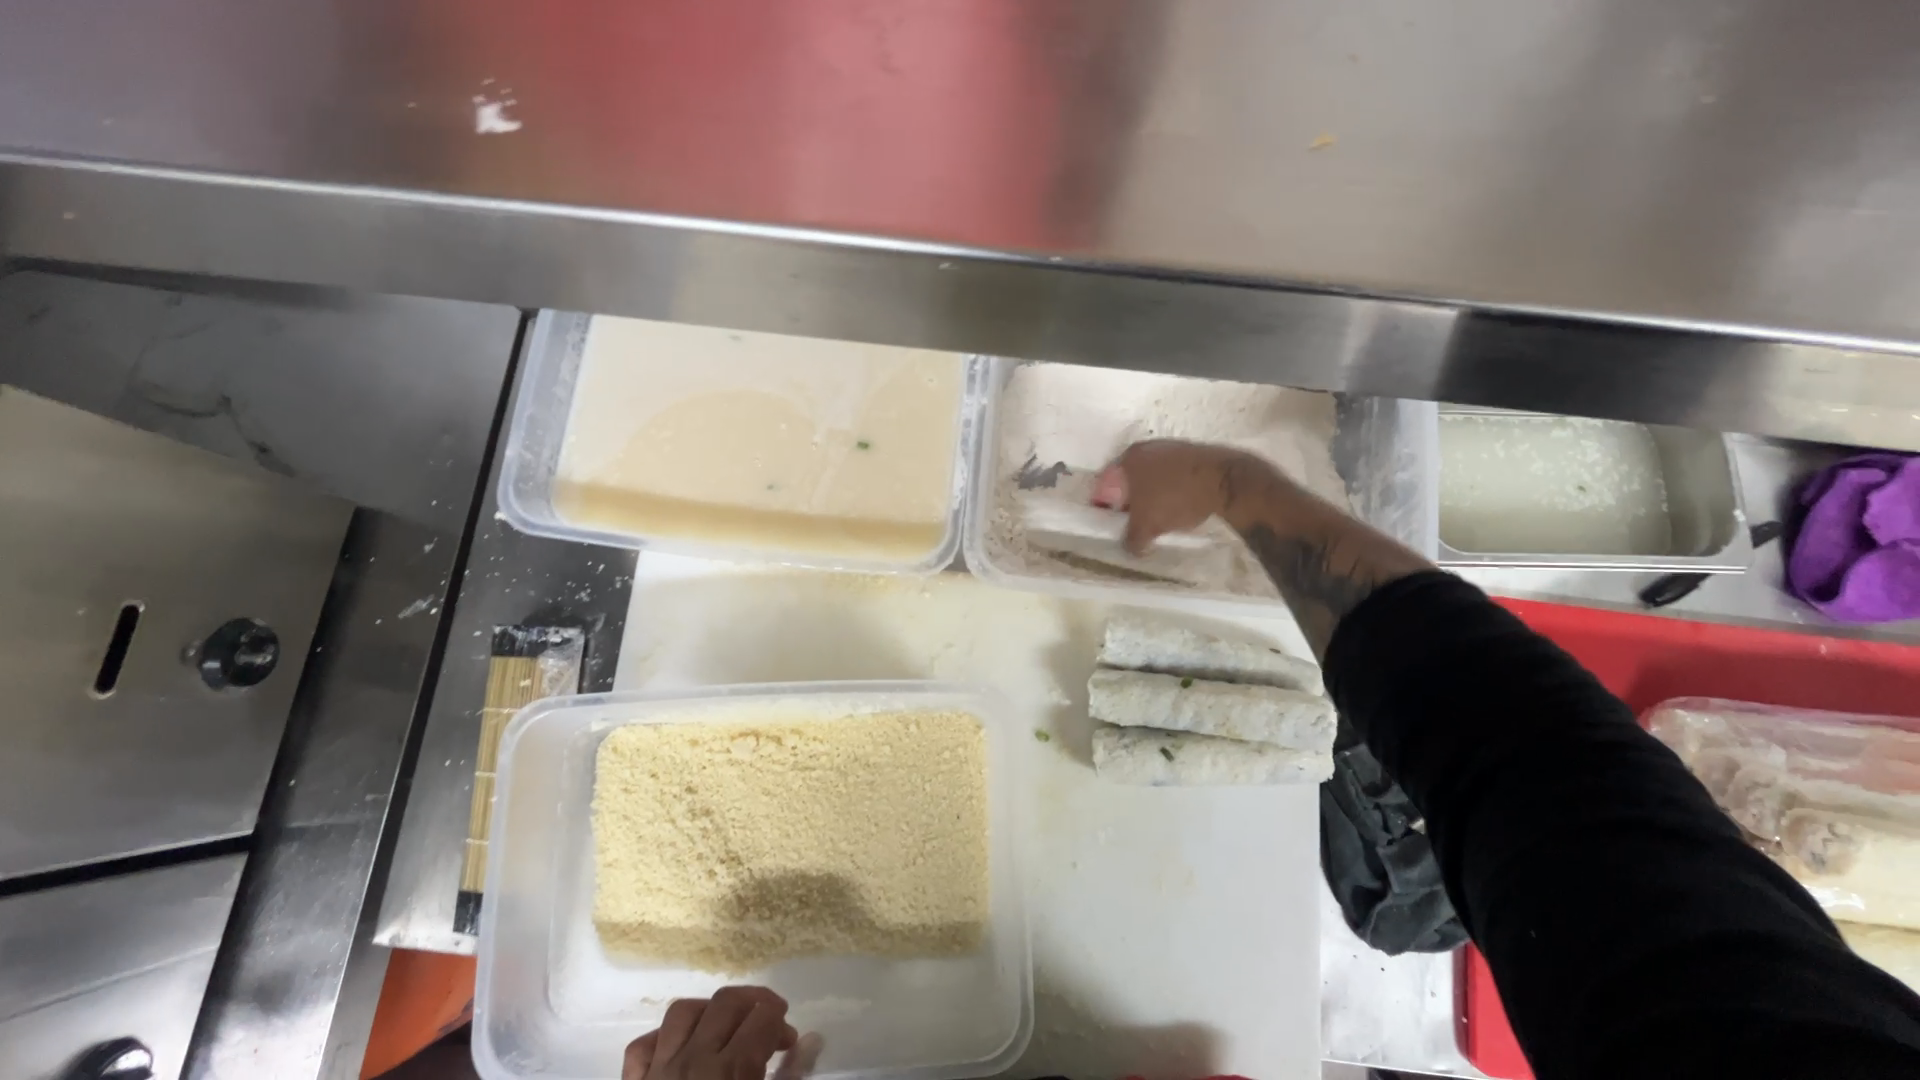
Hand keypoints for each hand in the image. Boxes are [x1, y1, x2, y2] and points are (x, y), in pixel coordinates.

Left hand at [623, 986, 800, 1079]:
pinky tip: (679, 1051)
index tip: (789, 1041)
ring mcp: (658, 1072)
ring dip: (709, 1013)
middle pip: (726, 1002)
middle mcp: (694, 1061)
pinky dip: (662, 1041)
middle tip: (767, 1026)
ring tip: (725, 1030)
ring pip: (682, 1012)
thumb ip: (791, 1076)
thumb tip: (812, 1041)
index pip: (763, 1016)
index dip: (781, 1021)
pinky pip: (642, 1048)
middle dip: (753, 1004)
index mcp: (732, 1070)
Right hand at [1092, 439, 1287, 554]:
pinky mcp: (1190, 454)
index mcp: (1126, 460)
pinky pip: (1170, 476)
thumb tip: (1130, 547)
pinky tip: (1177, 507)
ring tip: (1156, 519)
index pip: (1102, 487)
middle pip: (1126, 481)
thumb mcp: (1147, 526)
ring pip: (1149, 478)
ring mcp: (1169, 448)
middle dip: (1127, 503)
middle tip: (1132, 525)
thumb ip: (1132, 539)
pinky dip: (1168, 491)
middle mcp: (1144, 448)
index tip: (1109, 526)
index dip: (1103, 509)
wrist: (1226, 481)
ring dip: (1148, 497)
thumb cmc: (1175, 498)